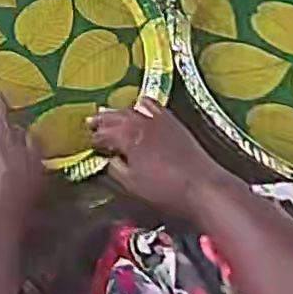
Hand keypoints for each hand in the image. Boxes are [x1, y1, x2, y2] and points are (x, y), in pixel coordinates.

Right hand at [90, 97, 237, 218]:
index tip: (90, 143)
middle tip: (91, 123)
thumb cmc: (166, 189)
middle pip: (113, 117)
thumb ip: (116, 169)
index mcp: (125, 137)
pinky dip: (141, 104)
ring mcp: (155, 118)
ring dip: (117, 112)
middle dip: (101, 120)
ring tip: (110, 114)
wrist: (202, 185)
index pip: (102, 134)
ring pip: (129, 108)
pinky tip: (139, 107)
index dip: (94, 139)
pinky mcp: (170, 119)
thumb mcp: (132, 185)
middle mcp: (138, 121)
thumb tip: (109, 161)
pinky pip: (151, 104)